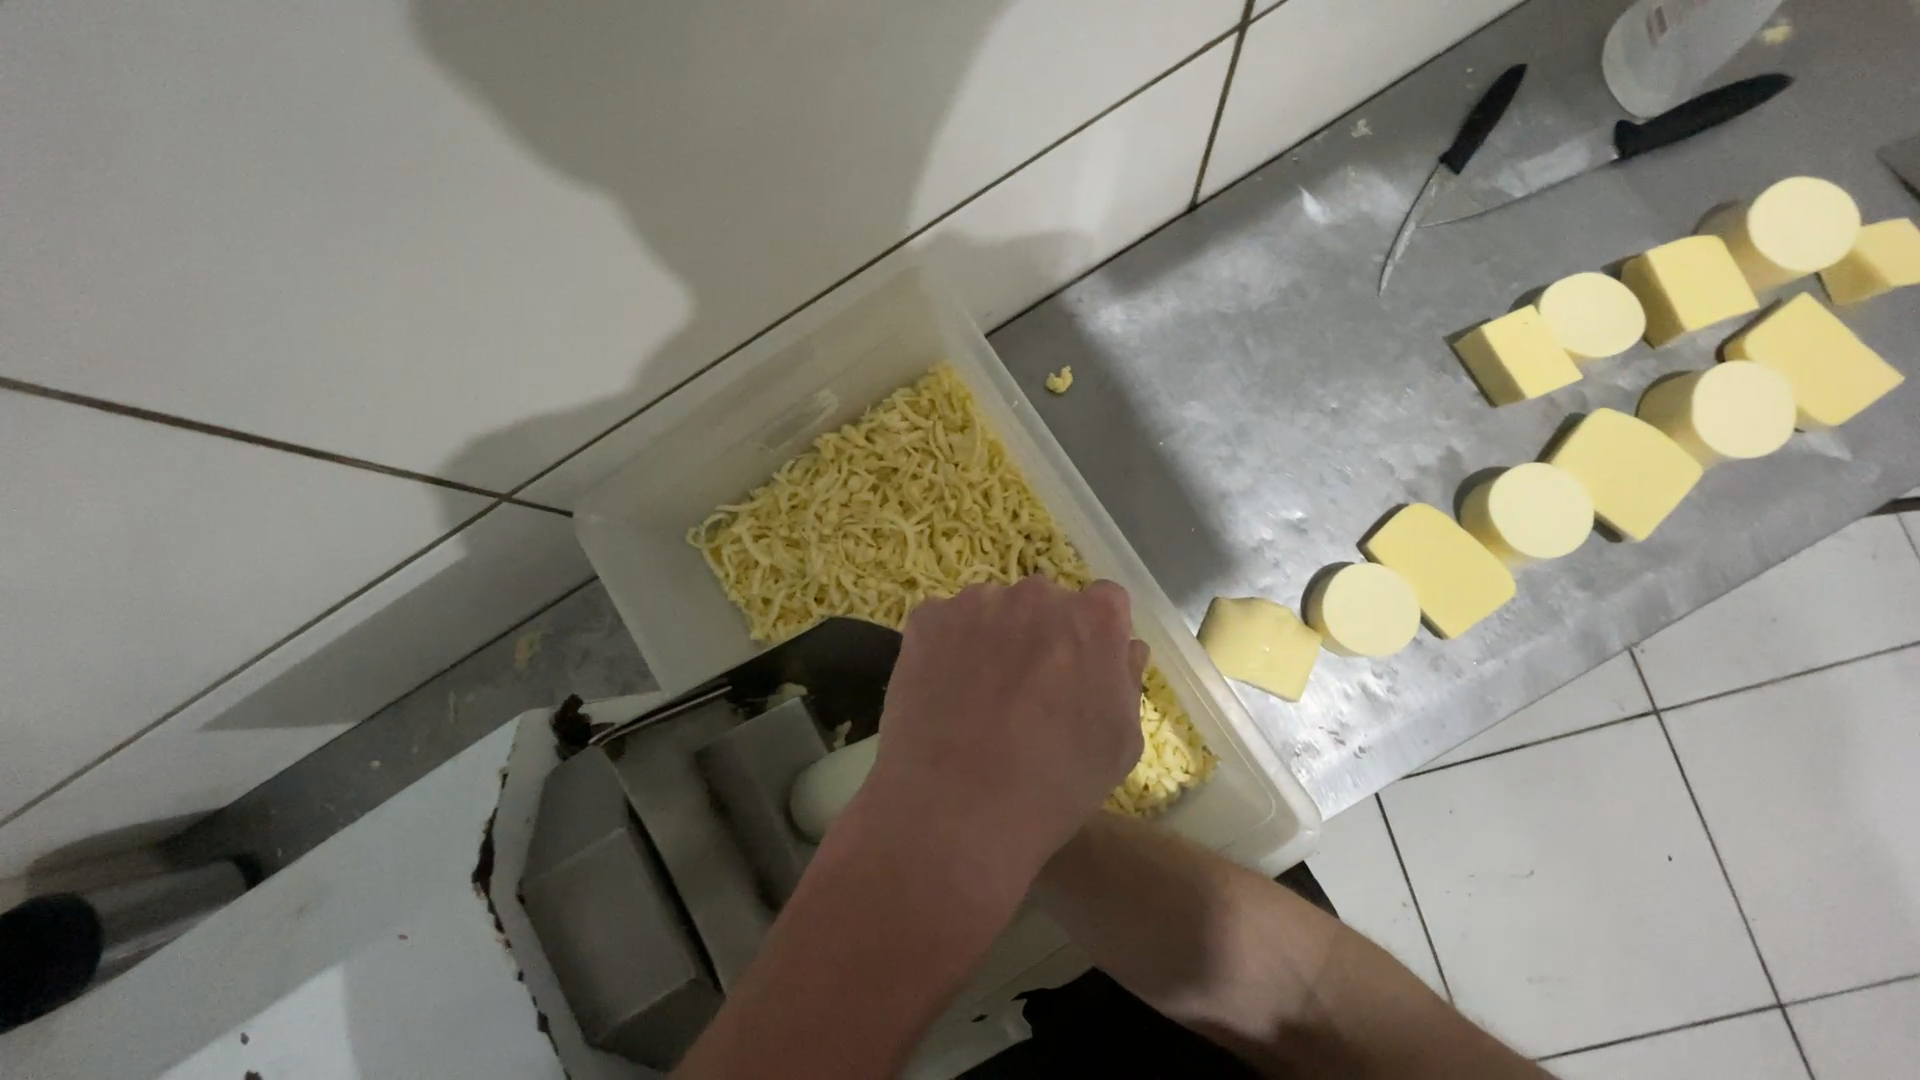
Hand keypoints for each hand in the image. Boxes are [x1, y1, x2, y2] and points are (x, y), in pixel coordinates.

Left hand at [860, 576, 1148, 875]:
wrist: (956, 810)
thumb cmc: (1055, 785)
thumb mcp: (1121, 743)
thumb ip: (1126, 679)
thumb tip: (1123, 647)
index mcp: (1094, 619)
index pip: (1105, 604)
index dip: (1092, 639)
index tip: (1078, 673)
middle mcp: (1037, 595)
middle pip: (1045, 604)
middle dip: (1041, 636)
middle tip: (1026, 691)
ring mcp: (976, 603)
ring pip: (992, 611)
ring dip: (993, 639)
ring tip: (979, 698)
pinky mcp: (928, 619)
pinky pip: (946, 623)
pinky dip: (948, 648)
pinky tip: (944, 694)